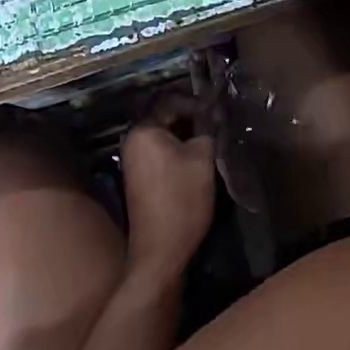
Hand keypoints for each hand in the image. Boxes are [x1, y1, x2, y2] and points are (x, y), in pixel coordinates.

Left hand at [120, 107, 215, 281]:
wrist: (160, 250)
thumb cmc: (182, 199)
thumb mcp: (202, 160)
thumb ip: (207, 130)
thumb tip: (212, 112)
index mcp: (143, 129)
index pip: (170, 100)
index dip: (195, 101)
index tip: (217, 110)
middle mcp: (132, 138)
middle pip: (163, 115)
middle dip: (190, 116)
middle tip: (215, 123)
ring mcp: (132, 158)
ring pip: (161, 134)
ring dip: (184, 133)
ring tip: (209, 139)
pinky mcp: (137, 175)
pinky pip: (157, 150)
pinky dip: (175, 148)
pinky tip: (194, 157)